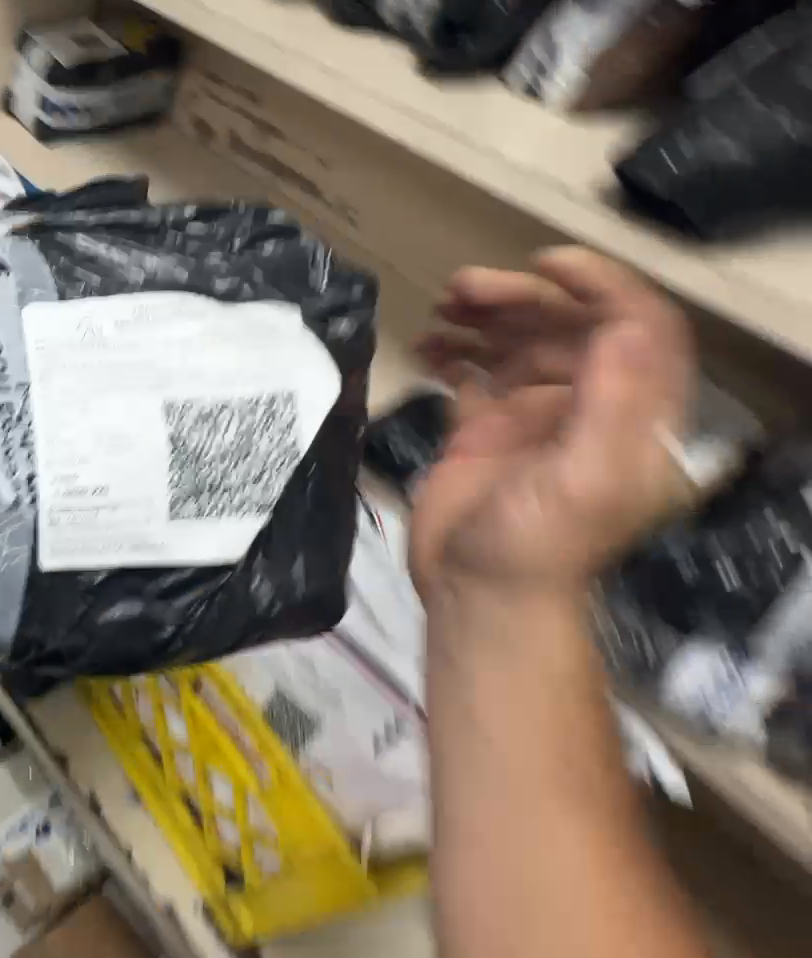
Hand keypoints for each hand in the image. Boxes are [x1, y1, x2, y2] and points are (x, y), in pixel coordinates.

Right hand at [409, 248, 696, 610]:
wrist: (478, 591)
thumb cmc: (540, 544)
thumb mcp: (590, 478)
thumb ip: (614, 404)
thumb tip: (622, 325)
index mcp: (629, 412)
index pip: (632, 328)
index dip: (600, 286)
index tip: (546, 264)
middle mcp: (583, 405)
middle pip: (564, 330)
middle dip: (520, 300)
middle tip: (462, 289)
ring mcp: (527, 419)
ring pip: (514, 347)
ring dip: (483, 320)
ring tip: (441, 307)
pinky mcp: (478, 434)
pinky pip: (469, 379)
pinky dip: (450, 356)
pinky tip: (425, 347)